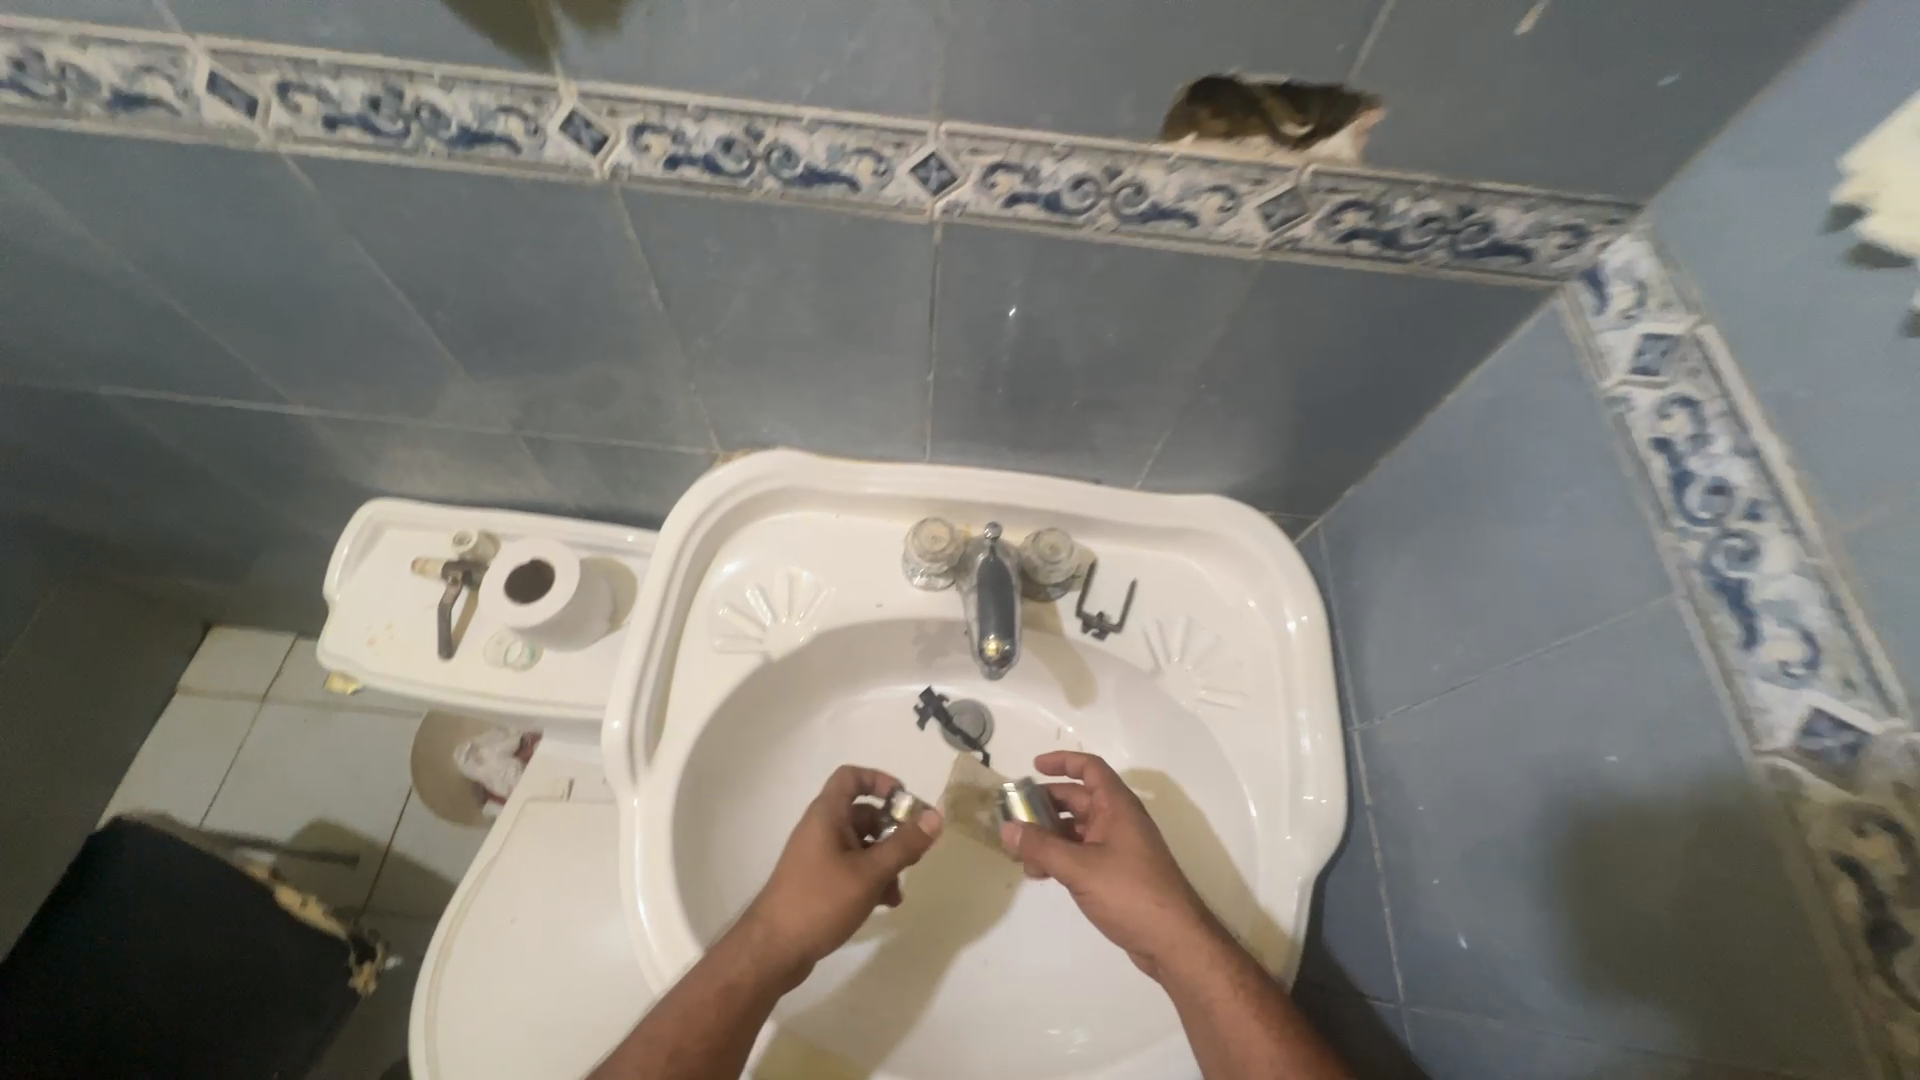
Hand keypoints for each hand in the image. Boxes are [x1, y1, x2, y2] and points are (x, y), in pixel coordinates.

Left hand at [734, 765, 942, 987]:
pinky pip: (852, 868)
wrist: (772, 950)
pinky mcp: (818, 882)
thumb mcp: (870, 872)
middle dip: (892, 830)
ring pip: (861, 845)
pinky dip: (872, 879)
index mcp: (827, 815)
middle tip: (916, 849)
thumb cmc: (820, 900)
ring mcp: (818, 857)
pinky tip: (887, 903)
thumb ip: (904, 844)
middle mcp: (821, 829)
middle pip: (863, 814)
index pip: (851, 777)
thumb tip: (935, 816)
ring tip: (900, 887)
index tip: (904, 801)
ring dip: (885, 860)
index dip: (879, 781)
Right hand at [999, 751, 1217, 980]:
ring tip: (1021, 853)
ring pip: (1076, 829)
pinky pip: (1081, 853)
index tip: (1034, 767)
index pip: (1090, 769)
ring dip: (1049, 836)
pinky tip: (1040, 874)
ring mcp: (1118, 848)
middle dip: (1046, 805)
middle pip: (1078, 799)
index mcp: (1117, 807)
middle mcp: (1118, 821)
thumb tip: (1007, 828)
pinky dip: (1060, 857)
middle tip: (1015, 815)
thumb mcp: (1079, 867)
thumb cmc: (1130, 893)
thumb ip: (1041, 847)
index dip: (1063, 762)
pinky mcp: (1116, 874)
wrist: (1174, 942)